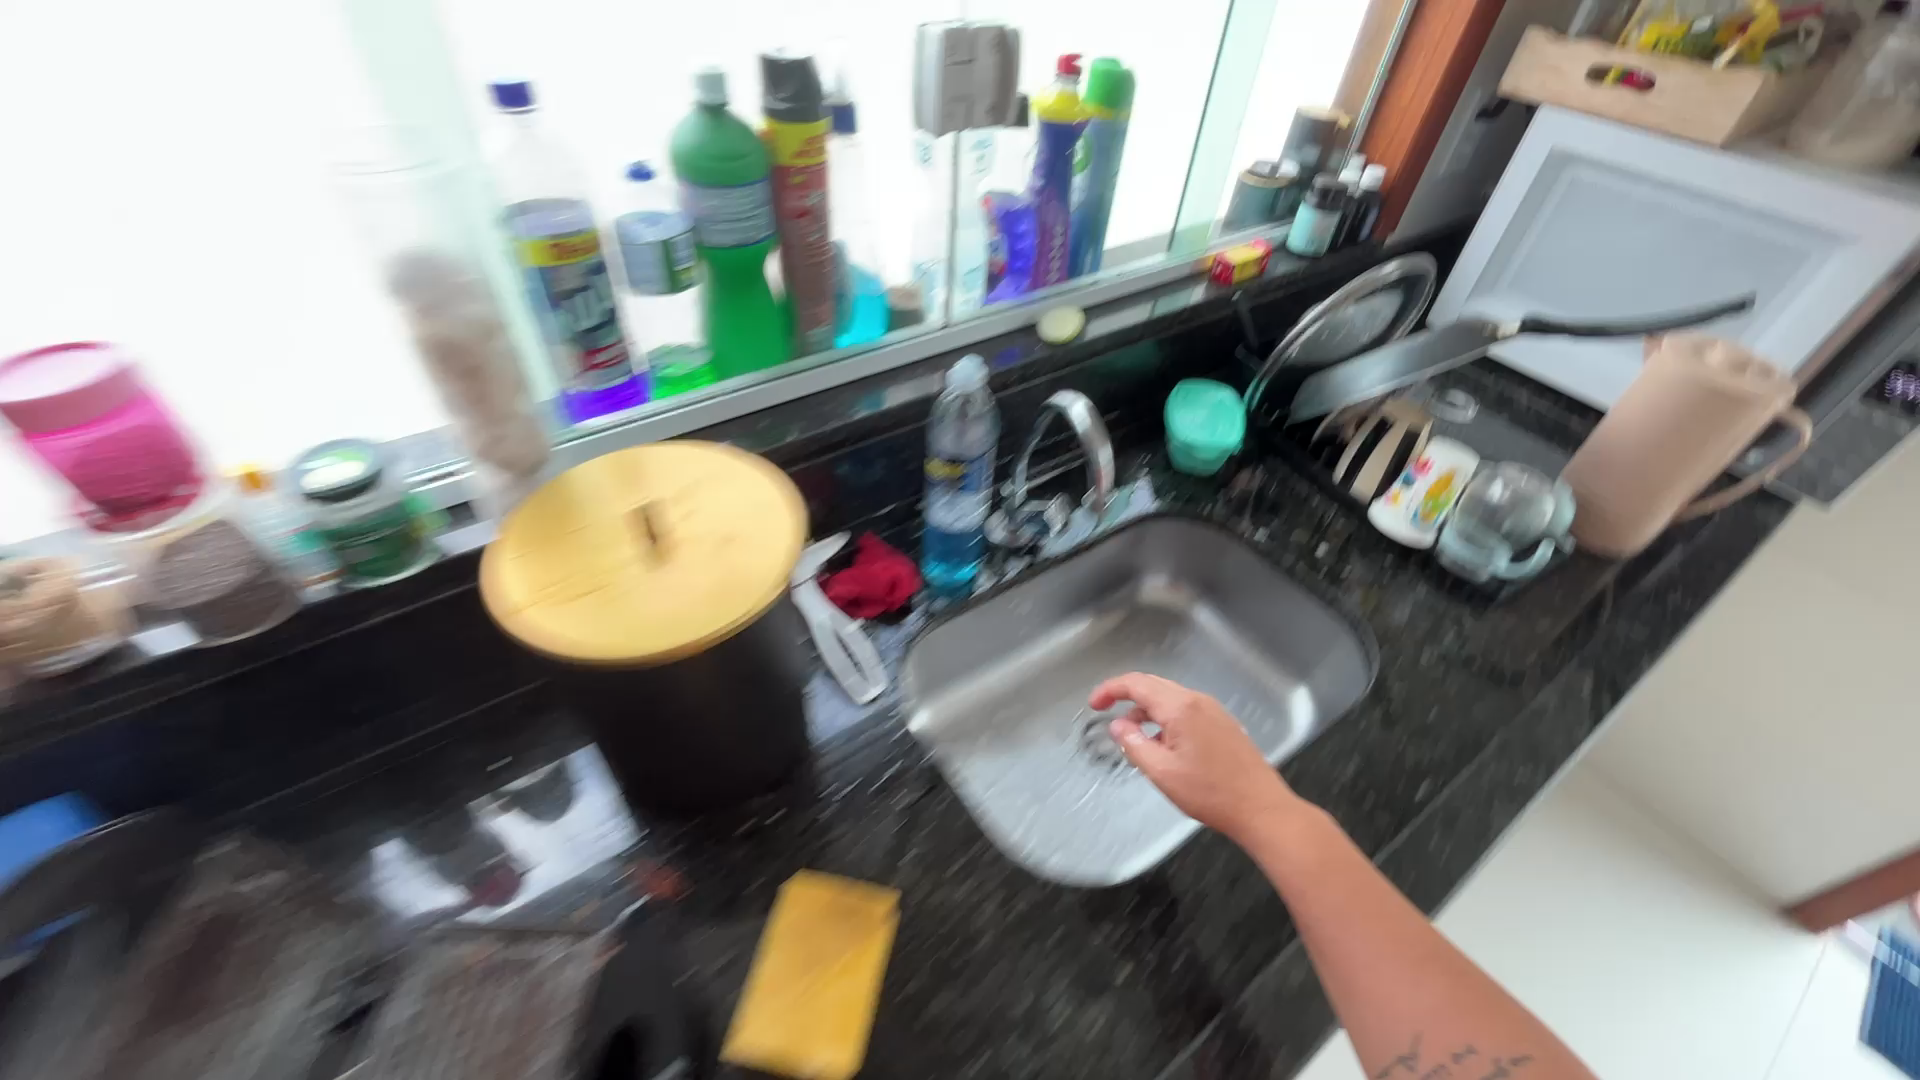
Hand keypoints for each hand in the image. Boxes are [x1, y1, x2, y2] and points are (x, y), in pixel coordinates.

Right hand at [1089, 672, 1301, 840]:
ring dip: (1146, 708)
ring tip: (1132, 735)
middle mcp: (1197, 700)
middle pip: (1153, 685)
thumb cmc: (1210, 793)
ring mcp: (1213, 710)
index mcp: (1180, 708)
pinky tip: (1162, 743)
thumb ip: (1134, 744)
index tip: (1094, 704)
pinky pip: (1185, 709)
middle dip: (1126, 695)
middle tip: (1106, 711)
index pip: (1136, 684)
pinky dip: (1165, 717)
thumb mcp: (1162, 772)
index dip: (1110, 689)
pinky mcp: (1223, 723)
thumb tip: (1117, 726)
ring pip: (1170, 697)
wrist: (1262, 808)